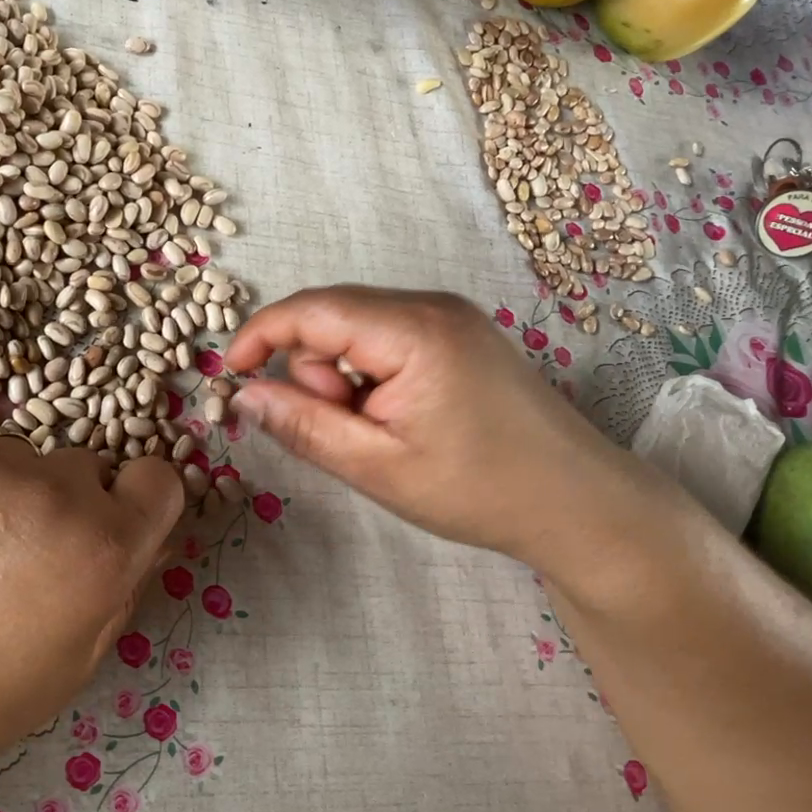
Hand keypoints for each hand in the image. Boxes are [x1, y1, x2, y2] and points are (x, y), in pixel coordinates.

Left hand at [0, 439, 182, 811]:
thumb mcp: (76, 661)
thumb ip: (120, 586)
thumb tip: (141, 536)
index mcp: (103, 549)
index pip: (157, 479)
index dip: (136, 503)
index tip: (110, 522)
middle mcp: (52, 492)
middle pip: (83, 468)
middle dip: (65, 503)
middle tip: (20, 552)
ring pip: (19, 458)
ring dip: (7, 492)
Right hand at [224, 285, 675, 569]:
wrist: (583, 505)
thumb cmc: (480, 490)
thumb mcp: (376, 466)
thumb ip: (302, 425)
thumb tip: (242, 393)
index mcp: (414, 331)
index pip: (311, 310)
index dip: (260, 335)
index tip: (229, 373)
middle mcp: (431, 306)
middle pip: (329, 316)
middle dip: (312, 369)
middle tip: (344, 427)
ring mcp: (448, 315)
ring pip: (352, 328)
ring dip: (341, 375)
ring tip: (378, 428)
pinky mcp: (456, 332)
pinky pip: (381, 337)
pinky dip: (367, 374)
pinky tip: (395, 415)